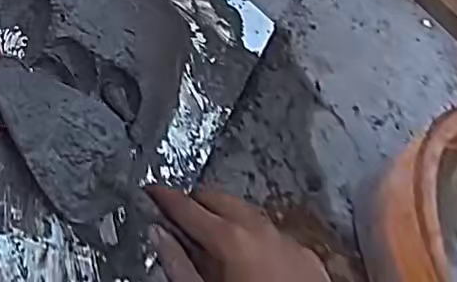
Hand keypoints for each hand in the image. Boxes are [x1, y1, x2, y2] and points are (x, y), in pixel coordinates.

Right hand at [148, 185, 331, 281]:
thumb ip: (179, 265)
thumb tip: (157, 233)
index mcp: (229, 237)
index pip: (187, 207)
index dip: (165, 197)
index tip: (150, 190)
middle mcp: (257, 227)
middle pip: (217, 199)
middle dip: (196, 203)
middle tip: (178, 216)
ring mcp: (285, 238)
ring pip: (245, 212)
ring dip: (225, 216)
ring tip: (210, 236)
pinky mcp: (306, 256)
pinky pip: (271, 233)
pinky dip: (253, 236)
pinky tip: (248, 258)